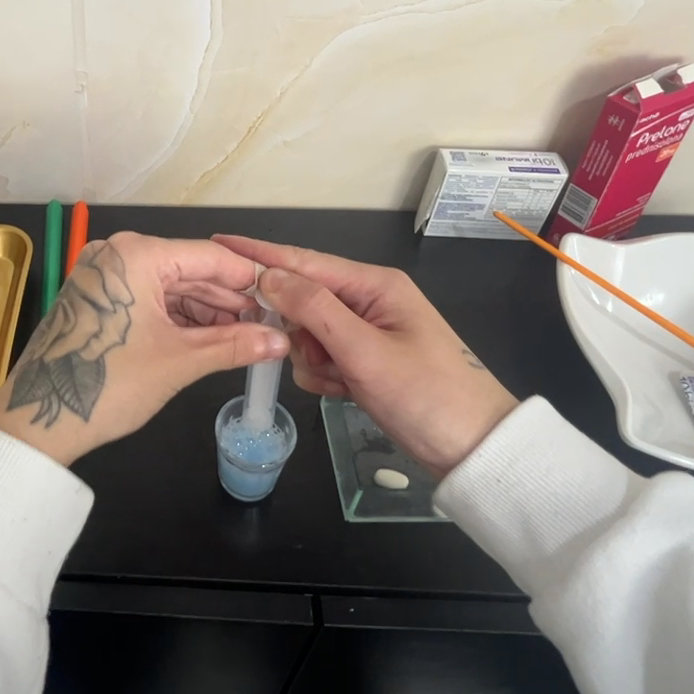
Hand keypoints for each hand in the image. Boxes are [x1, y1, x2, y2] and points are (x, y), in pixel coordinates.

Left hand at [0, 232, 289, 465]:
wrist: (39, 419)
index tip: (281, 298)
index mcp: (137, 255)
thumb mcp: (179, 362)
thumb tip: (279, 341)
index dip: (248, 279)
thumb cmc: (109, 384)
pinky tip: (207, 338)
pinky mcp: (97, 298)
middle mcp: (118, 254)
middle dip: (229, 300)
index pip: (210, 256)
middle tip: (267, 325)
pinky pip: (148, 299)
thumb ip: (234, 345)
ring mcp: (104, 276)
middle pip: (190, 270)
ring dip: (205, 312)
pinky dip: (177, 318)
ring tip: (243, 336)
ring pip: (169, 287)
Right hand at [213, 235, 517, 474]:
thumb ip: (314, 310)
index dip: (261, 254)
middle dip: (295, 327)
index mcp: (374, 286)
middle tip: (309, 354)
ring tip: (339, 379)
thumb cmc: (426, 395)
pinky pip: (320, 357)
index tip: (220, 242)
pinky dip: (323, 374)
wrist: (474, 451)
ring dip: (312, 357)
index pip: (304, 262)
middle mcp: (367, 301)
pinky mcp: (363, 361)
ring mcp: (365, 332)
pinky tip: (344, 391)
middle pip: (302, 299)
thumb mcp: (366, 352)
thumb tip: (268, 275)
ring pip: (307, 332)